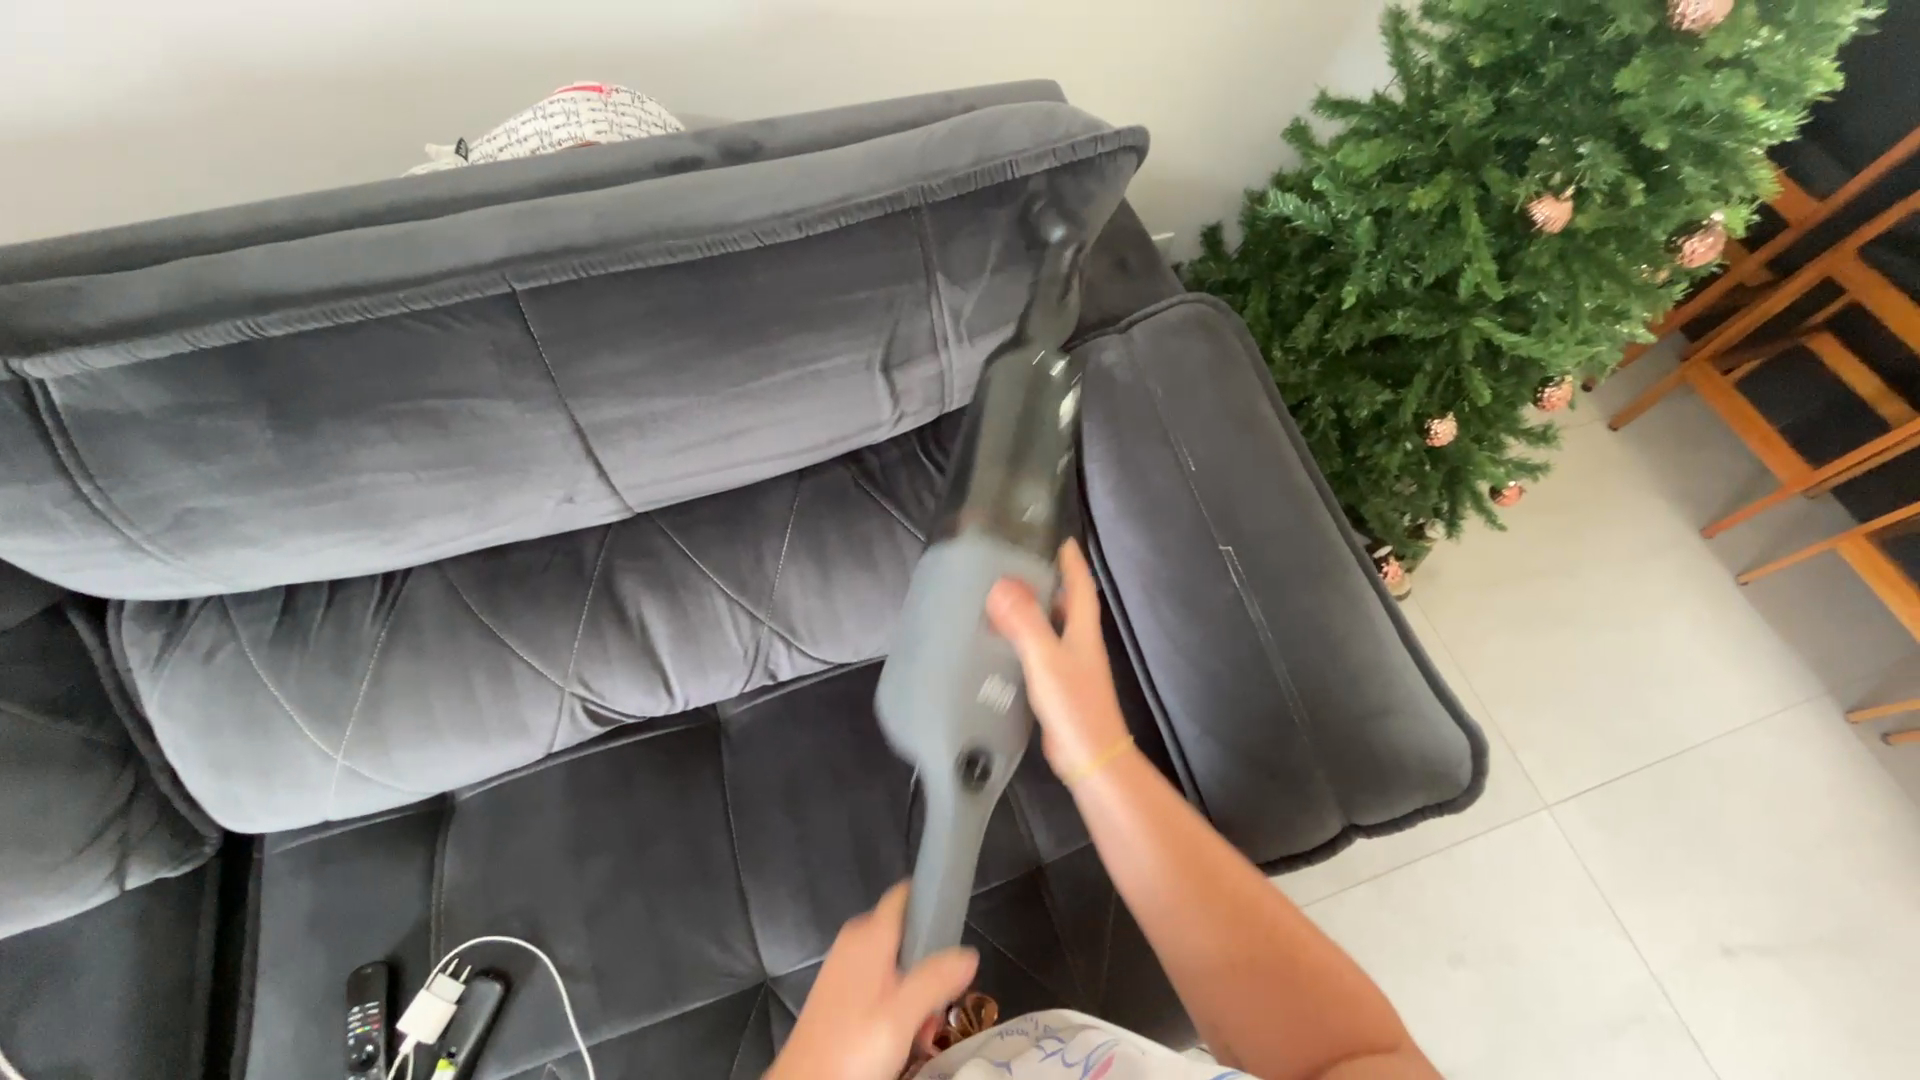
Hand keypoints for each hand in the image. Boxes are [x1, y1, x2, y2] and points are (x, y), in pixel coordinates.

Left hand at [765, 883, 978, 1079]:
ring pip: (896, 964)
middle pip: (906, 935)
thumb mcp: (902, 1015)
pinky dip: (897, 1004)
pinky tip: (903, 1036)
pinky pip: (880, 985)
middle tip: (943, 999)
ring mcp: (845, 968)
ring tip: (923, 1029)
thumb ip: (936, 979)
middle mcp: (855, 941)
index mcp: (869, 934)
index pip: (904, 895)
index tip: (956, 923)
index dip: (931, 900)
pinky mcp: (840, 994)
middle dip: (930, 963)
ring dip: (916, 991)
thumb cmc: (853, 1047)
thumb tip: (970, 953)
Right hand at [985, 539, 1135, 782]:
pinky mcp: (1059, 690)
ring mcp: (1072, 669)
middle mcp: (1080, 646)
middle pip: (1067, 606)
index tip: (1061, 540)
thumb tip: (1002, 585)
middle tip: (1019, 569)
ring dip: (1035, 614)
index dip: (1072, 562)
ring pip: (1053, 630)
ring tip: (1004, 602)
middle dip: (1049, 584)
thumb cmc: (1075, 706)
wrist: (1090, 759)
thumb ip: (1025, 623)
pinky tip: (1003, 648)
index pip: (1080, 587)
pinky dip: (1025, 643)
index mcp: (1083, 632)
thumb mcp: (1046, 659)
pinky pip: (1041, 655)